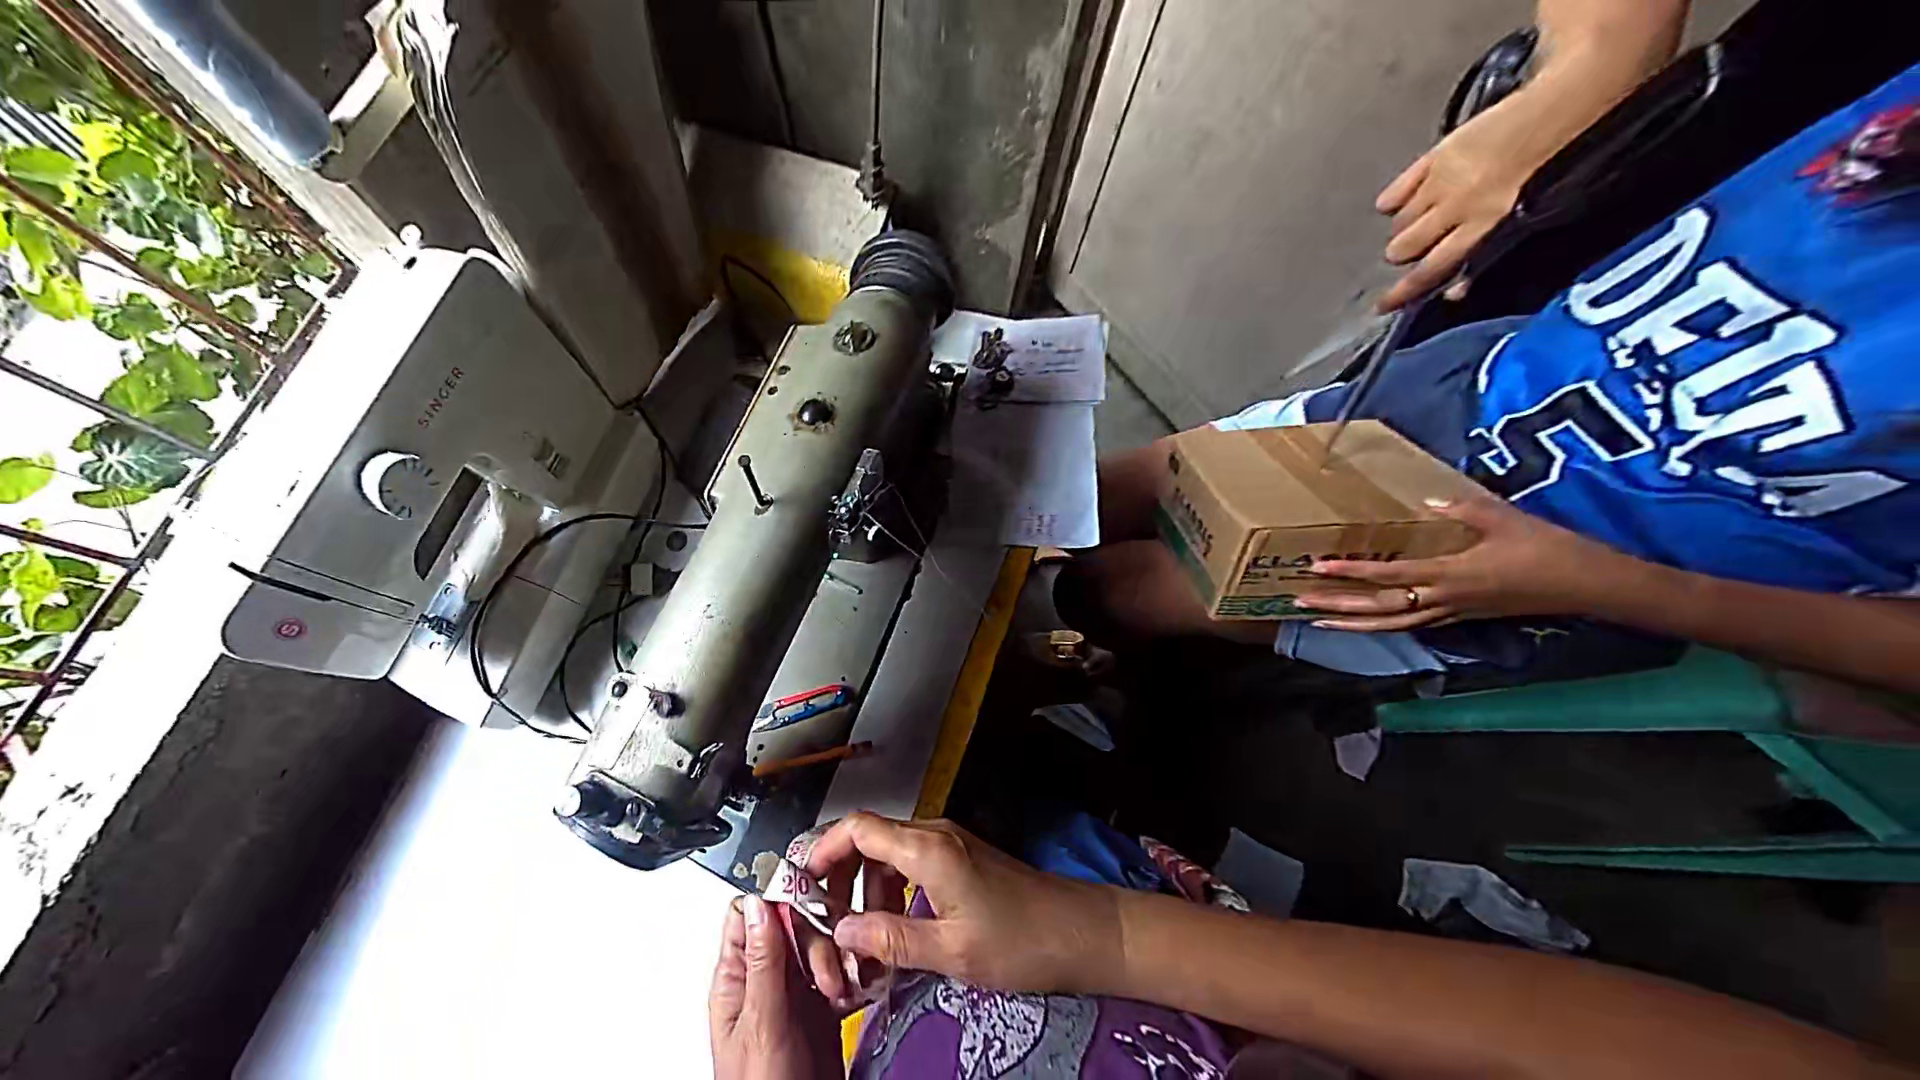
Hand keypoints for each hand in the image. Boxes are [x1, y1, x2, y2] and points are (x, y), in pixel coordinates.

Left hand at [709, 895, 841, 1079]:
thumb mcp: (761, 1025)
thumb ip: (764, 963)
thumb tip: (759, 903)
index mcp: (737, 978)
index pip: (752, 914)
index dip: (778, 898)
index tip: (807, 893)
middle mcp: (765, 979)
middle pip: (792, 925)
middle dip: (815, 938)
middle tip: (824, 966)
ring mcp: (794, 992)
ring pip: (820, 945)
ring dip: (835, 959)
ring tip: (838, 988)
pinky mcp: (821, 1006)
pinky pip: (839, 971)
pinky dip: (850, 975)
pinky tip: (853, 988)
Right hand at [803, 813, 1121, 995]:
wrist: (1078, 930)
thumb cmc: (1019, 940)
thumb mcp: (949, 951)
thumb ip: (889, 939)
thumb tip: (841, 931)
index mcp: (927, 848)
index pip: (858, 827)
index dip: (824, 849)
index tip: (804, 884)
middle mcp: (934, 834)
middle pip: (869, 838)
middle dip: (842, 878)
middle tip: (831, 924)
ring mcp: (949, 843)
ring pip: (888, 852)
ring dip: (867, 890)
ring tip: (865, 939)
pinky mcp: (959, 857)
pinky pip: (910, 863)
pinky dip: (891, 890)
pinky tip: (894, 927)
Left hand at [1297, 494, 1635, 631]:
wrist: (1591, 586)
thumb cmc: (1549, 549)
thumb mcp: (1505, 519)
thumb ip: (1463, 511)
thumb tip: (1425, 502)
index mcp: (1450, 574)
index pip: (1387, 575)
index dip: (1349, 571)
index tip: (1316, 567)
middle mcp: (1443, 599)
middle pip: (1379, 607)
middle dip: (1337, 604)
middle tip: (1297, 601)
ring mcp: (1451, 612)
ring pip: (1391, 624)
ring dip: (1352, 622)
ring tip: (1317, 619)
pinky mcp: (1460, 618)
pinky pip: (1412, 625)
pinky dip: (1383, 626)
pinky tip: (1364, 624)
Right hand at [1374, 93, 1558, 312]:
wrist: (1578, 91)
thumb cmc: (1572, 156)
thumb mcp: (1538, 216)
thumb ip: (1489, 253)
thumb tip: (1454, 291)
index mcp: (1484, 225)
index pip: (1429, 270)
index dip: (1402, 293)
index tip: (1383, 305)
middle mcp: (1455, 206)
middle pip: (1402, 248)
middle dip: (1406, 254)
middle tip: (1419, 249)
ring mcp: (1442, 179)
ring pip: (1398, 223)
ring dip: (1405, 228)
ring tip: (1422, 221)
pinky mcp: (1437, 154)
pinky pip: (1399, 188)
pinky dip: (1395, 199)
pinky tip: (1401, 202)